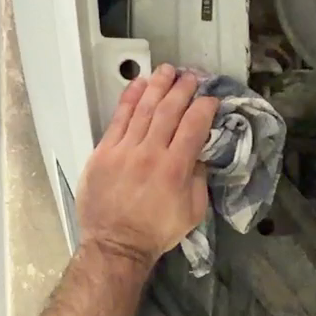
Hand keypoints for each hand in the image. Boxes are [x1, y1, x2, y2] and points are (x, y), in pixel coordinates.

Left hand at [77, 64, 217, 268]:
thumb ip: (198, 179)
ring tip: (167, 70)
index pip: (194, 125)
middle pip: (170, 110)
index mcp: (175, 169)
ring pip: (144, 109)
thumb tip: (198, 153)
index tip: (211, 99)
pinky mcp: (103, 152)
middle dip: (183, 89)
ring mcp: (124, 150)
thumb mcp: (193, 211)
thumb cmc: (157, 231)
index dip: (205, 107)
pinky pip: (118, 118)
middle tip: (192, 76)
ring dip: (157, 86)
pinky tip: (138, 84)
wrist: (116, 245)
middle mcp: (150, 153)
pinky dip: (129, 98)